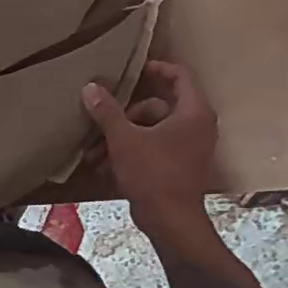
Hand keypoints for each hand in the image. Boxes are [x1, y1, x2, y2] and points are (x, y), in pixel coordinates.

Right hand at [81, 60, 217, 234]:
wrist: (169, 217)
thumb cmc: (152, 173)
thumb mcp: (124, 139)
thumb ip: (107, 112)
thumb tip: (91, 87)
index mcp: (192, 112)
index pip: (179, 77)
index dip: (156, 69)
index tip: (132, 71)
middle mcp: (196, 125)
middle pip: (156, 107)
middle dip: (123, 117)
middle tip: (98, 126)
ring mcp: (189, 146)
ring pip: (150, 130)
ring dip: (120, 138)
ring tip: (94, 153)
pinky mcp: (179, 164)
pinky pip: (153, 147)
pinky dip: (130, 152)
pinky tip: (105, 166)